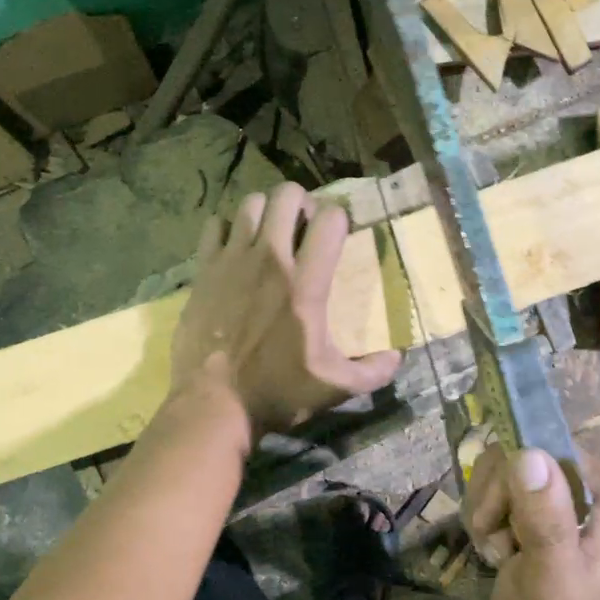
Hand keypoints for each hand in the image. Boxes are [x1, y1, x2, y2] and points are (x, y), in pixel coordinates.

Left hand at [170, 183, 401, 438]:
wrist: (213, 404)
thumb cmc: (276, 393)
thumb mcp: (333, 388)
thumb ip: (371, 372)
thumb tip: (396, 357)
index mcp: (307, 284)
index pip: (330, 219)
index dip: (339, 219)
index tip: (338, 235)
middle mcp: (270, 260)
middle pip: (287, 196)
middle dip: (301, 203)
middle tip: (303, 228)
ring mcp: (232, 261)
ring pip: (251, 204)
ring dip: (265, 212)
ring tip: (269, 234)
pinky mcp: (204, 270)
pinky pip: (215, 225)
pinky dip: (228, 229)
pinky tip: (234, 249)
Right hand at [465, 446, 599, 599]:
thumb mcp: (553, 572)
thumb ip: (546, 520)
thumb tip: (528, 456)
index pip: (538, 449)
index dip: (511, 486)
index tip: (512, 529)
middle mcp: (585, 471)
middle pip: (511, 455)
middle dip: (494, 503)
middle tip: (504, 544)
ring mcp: (556, 480)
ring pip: (493, 468)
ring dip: (485, 512)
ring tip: (503, 549)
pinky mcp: (531, 492)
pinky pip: (486, 482)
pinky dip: (482, 517)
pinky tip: (497, 545)